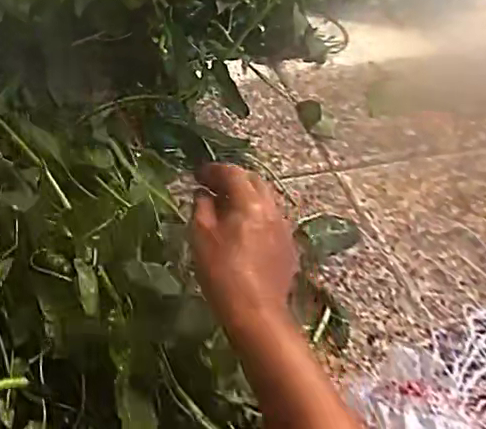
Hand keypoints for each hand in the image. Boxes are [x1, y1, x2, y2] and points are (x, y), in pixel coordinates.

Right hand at [189, 163, 296, 335]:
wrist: (257, 316)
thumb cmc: (222, 272)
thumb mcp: (200, 234)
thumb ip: (201, 206)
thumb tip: (203, 193)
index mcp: (250, 203)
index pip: (233, 172)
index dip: (213, 170)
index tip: (197, 175)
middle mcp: (272, 210)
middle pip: (254, 181)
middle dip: (232, 179)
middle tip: (211, 186)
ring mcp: (284, 230)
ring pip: (265, 200)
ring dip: (245, 196)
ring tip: (225, 207)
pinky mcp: (288, 249)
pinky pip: (271, 219)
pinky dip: (255, 214)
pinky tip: (242, 229)